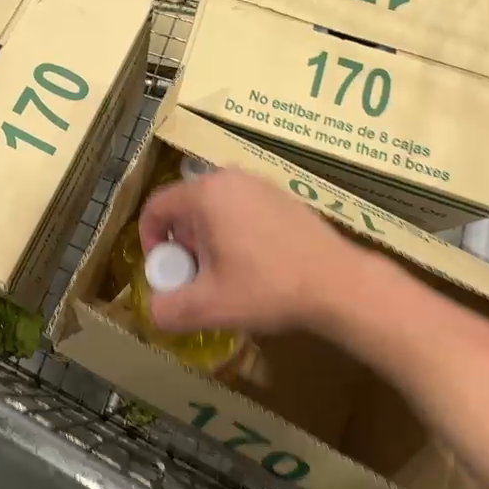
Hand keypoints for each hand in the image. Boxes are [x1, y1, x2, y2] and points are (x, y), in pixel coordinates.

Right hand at [136, 166, 370, 335]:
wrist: (338, 283)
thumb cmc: (268, 287)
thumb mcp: (210, 306)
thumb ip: (168, 309)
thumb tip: (152, 311)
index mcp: (205, 193)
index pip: (156, 207)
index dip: (149, 240)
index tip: (164, 272)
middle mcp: (229, 177)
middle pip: (185, 206)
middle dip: (182, 244)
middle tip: (197, 277)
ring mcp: (258, 183)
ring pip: (214, 208)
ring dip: (208, 240)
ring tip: (227, 275)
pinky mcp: (280, 195)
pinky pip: (240, 208)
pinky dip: (234, 232)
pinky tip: (256, 265)